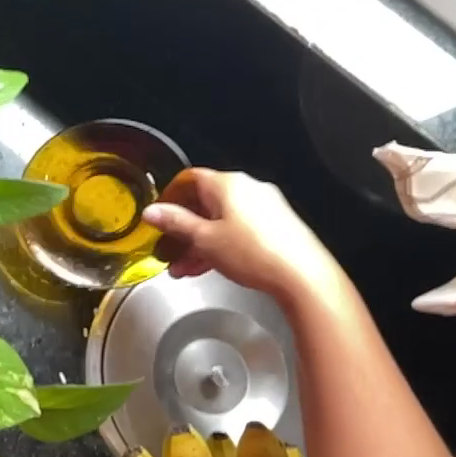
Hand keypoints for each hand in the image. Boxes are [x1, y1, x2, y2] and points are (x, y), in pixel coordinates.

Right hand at [142, 168, 345, 304]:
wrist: (302, 277)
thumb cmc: (256, 253)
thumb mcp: (204, 239)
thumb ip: (175, 222)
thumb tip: (153, 211)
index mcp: (229, 184)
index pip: (190, 179)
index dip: (169, 197)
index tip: (158, 215)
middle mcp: (248, 189)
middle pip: (205, 203)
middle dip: (183, 228)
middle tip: (168, 247)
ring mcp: (264, 208)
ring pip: (220, 220)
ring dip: (198, 242)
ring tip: (184, 267)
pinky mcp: (275, 226)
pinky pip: (237, 230)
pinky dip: (219, 245)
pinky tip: (208, 266)